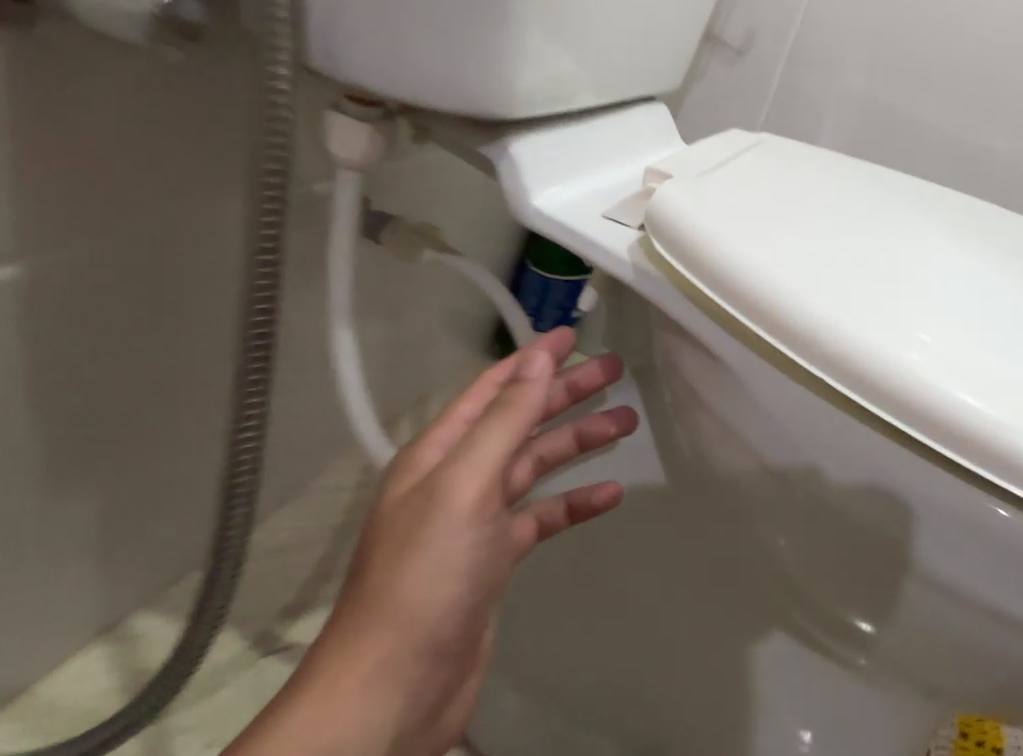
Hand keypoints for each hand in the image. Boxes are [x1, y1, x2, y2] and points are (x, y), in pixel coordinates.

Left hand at [229, 328, 636, 755]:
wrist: (396, 687)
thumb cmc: (426, 576)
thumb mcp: (465, 486)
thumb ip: (504, 419)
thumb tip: (537, 357)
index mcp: (439, 453)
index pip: (491, 389)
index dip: (532, 359)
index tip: (573, 336)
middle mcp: (456, 479)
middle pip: (519, 422)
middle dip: (565, 394)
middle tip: (615, 370)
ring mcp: (475, 521)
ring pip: (534, 466)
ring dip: (577, 443)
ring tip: (627, 422)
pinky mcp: (494, 561)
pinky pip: (541, 517)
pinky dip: (574, 503)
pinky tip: (610, 494)